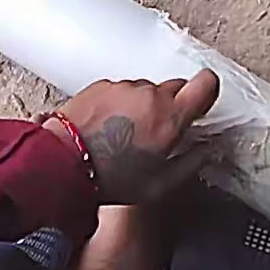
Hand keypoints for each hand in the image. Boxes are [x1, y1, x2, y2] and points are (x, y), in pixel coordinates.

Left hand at [47, 70, 219, 204]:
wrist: (63, 163)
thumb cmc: (109, 179)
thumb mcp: (159, 185)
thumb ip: (190, 164)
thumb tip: (205, 152)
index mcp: (171, 117)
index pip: (206, 84)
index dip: (206, 92)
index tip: (200, 104)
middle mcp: (149, 95)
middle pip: (174, 87)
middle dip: (172, 106)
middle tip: (158, 132)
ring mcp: (123, 88)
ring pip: (145, 90)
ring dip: (142, 106)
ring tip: (125, 136)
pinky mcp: (101, 86)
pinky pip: (120, 91)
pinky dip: (118, 105)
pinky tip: (107, 129)